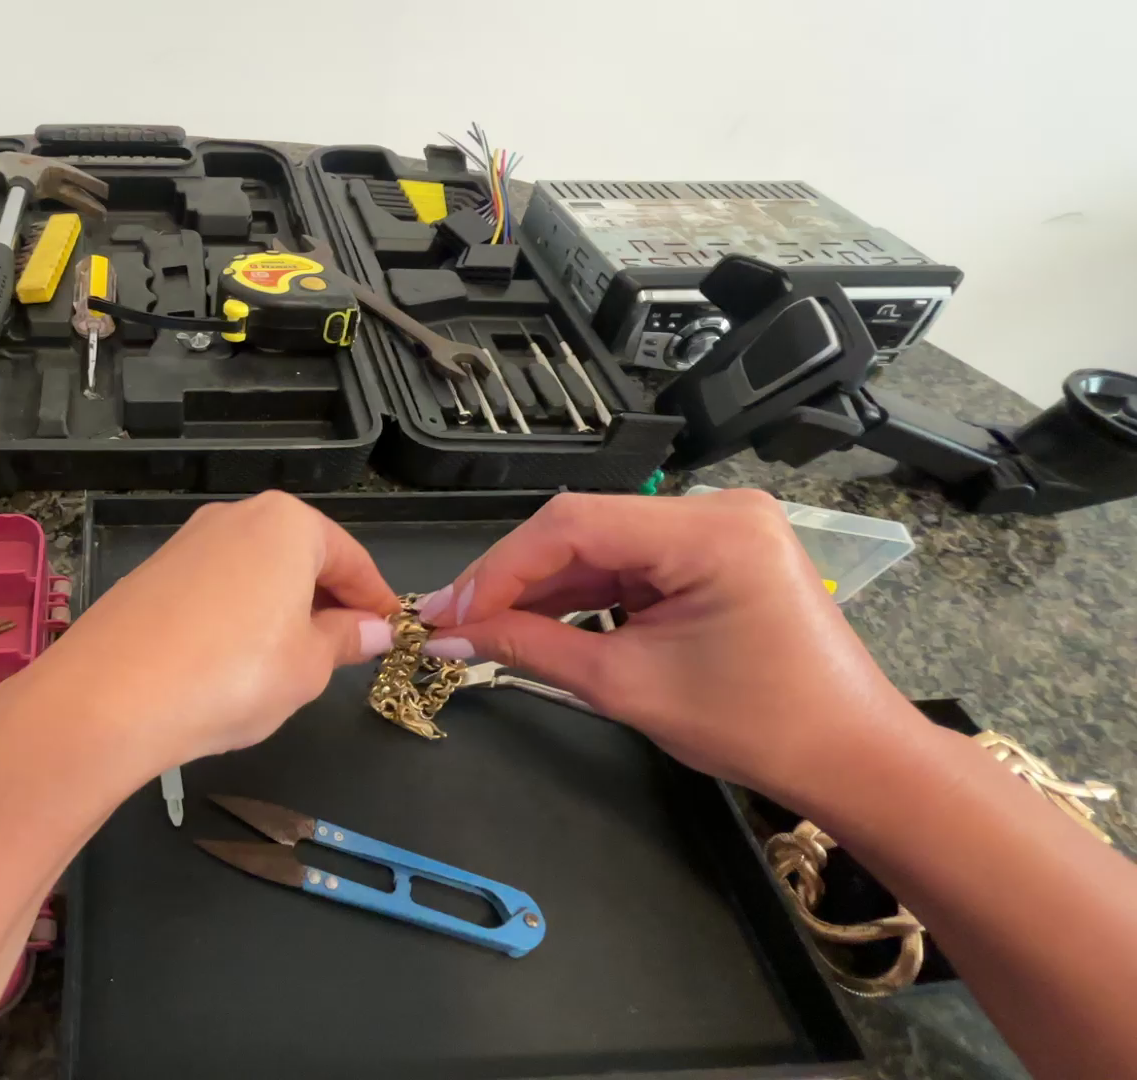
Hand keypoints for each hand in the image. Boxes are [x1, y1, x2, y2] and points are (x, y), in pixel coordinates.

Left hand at [18, 491, 400, 772]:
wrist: (109, 697)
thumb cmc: (232, 676)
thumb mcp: (308, 666)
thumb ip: (345, 640)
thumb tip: (372, 629)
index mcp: (286, 523)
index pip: (350, 558)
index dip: (376, 599)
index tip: (391, 631)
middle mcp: (234, 517)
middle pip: (299, 557)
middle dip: (326, 601)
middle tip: (344, 650)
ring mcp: (187, 541)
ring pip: (255, 572)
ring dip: (281, 609)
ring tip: (289, 661)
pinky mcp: (152, 571)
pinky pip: (215, 587)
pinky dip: (237, 614)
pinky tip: (232, 658)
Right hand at [413, 489, 922, 804]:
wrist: (850, 760)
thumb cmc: (753, 727)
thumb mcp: (623, 684)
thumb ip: (525, 646)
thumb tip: (444, 639)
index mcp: (710, 531)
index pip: (572, 525)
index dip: (498, 568)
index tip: (448, 613)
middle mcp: (712, 509)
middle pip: (577, 528)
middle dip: (508, 578)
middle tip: (450, 619)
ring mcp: (710, 527)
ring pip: (590, 545)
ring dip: (533, 587)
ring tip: (478, 624)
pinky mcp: (702, 551)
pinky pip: (616, 563)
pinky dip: (570, 593)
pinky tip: (529, 618)